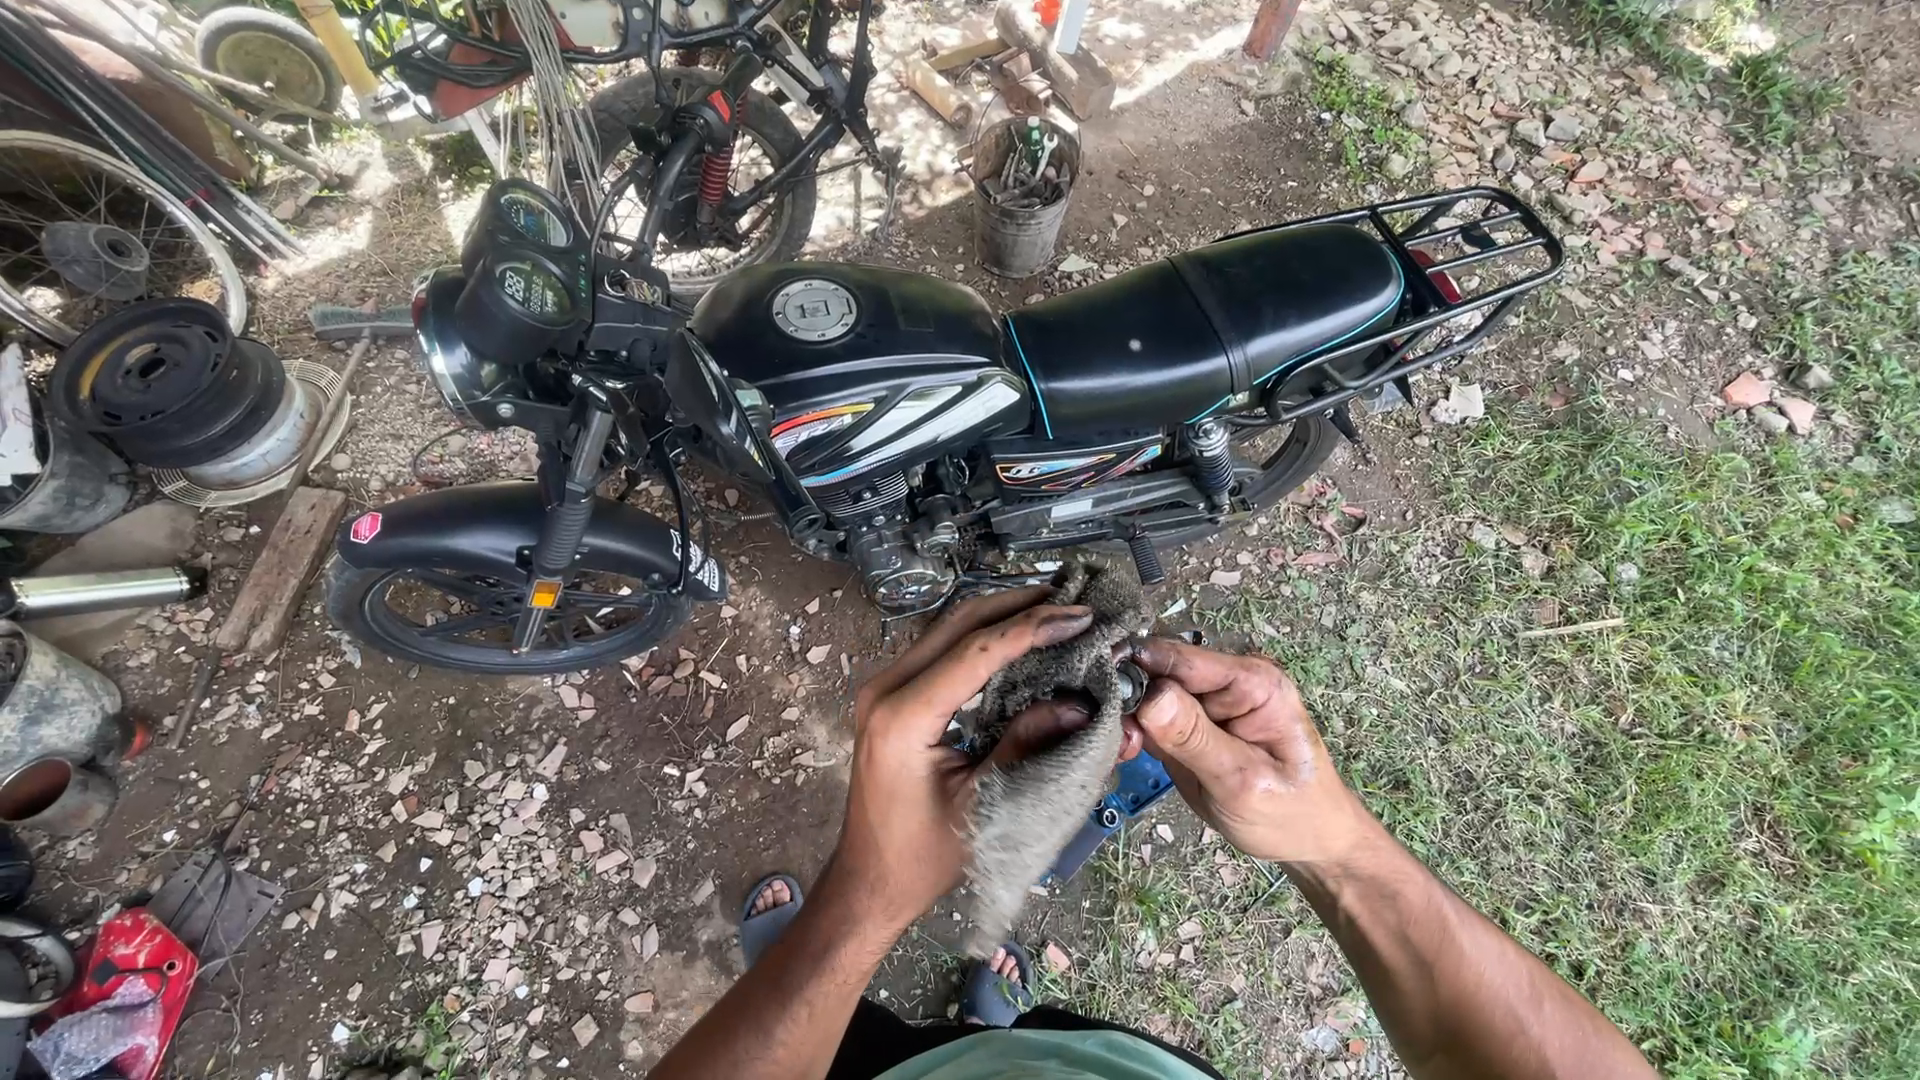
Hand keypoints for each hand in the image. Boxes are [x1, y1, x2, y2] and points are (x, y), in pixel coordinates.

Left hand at [826, 588, 1099, 929]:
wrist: (868, 878)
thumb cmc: (920, 855)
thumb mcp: (980, 806)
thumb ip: (1025, 747)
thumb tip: (1079, 705)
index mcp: (902, 716)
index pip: (975, 651)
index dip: (1030, 628)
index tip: (1078, 616)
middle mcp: (885, 687)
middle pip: (958, 622)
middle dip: (1017, 603)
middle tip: (1071, 595)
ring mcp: (884, 686)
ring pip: (948, 628)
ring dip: (1001, 612)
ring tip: (1052, 604)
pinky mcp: (893, 693)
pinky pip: (942, 648)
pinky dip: (983, 635)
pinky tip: (1017, 634)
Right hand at [1128, 638, 1378, 864]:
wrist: (1309, 844)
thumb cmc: (1290, 814)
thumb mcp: (1242, 780)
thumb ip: (1194, 738)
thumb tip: (1149, 695)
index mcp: (1251, 680)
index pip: (1179, 658)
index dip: (1136, 669)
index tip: (1097, 692)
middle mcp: (1224, 680)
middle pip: (1156, 669)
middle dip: (1128, 699)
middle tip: (1116, 740)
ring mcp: (1204, 701)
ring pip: (1144, 692)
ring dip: (1125, 719)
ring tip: (1121, 750)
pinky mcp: (1185, 722)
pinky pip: (1147, 715)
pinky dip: (1131, 732)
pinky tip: (1124, 751)